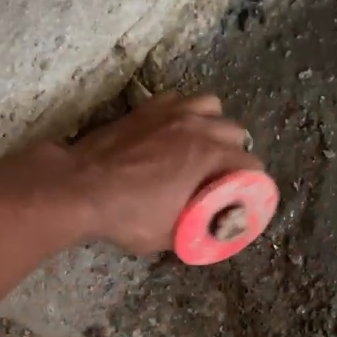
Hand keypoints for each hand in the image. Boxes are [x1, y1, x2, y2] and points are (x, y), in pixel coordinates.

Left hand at [64, 92, 263, 253]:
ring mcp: (172, 112)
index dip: (253, 185)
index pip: (252, 166)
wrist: (82, 187)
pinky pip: (181, 100)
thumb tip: (209, 229)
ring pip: (213, 107)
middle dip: (236, 155)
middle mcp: (197, 128)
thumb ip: (198, 228)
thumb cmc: (129, 216)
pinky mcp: (148, 108)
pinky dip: (187, 113)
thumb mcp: (171, 236)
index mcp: (210, 159)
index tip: (245, 198)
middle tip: (223, 176)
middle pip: (236, 133)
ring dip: (215, 126)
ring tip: (204, 146)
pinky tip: (177, 131)